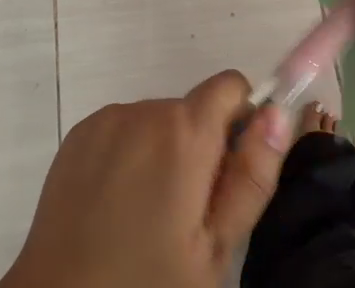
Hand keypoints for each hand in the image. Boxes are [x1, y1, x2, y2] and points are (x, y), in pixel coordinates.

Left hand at [0, 71, 291, 287]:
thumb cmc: (148, 279)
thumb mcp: (216, 244)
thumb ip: (252, 175)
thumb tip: (277, 113)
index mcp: (184, 131)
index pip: (231, 86)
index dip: (241, 122)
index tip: (230, 171)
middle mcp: (144, 110)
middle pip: (193, 108)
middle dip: (201, 146)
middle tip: (189, 212)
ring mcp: (106, 120)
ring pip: (157, 120)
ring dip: (164, 150)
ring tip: (149, 213)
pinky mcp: (77, 135)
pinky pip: (123, 129)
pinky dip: (130, 153)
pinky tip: (118, 204)